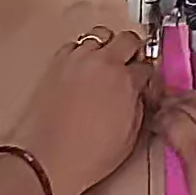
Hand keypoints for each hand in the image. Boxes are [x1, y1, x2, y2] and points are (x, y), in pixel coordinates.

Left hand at [9, 27, 154, 194]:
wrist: (47, 160)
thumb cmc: (87, 154)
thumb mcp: (130, 136)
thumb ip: (139, 105)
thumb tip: (140, 93)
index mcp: (126, 80)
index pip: (147, 66)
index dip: (147, 76)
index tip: (143, 82)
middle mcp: (104, 62)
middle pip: (129, 39)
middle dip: (133, 51)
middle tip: (130, 65)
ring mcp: (79, 59)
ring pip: (101, 34)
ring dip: (107, 47)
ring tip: (104, 64)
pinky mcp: (57, 62)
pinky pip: (75, 45)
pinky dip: (81, 52)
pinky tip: (82, 68)